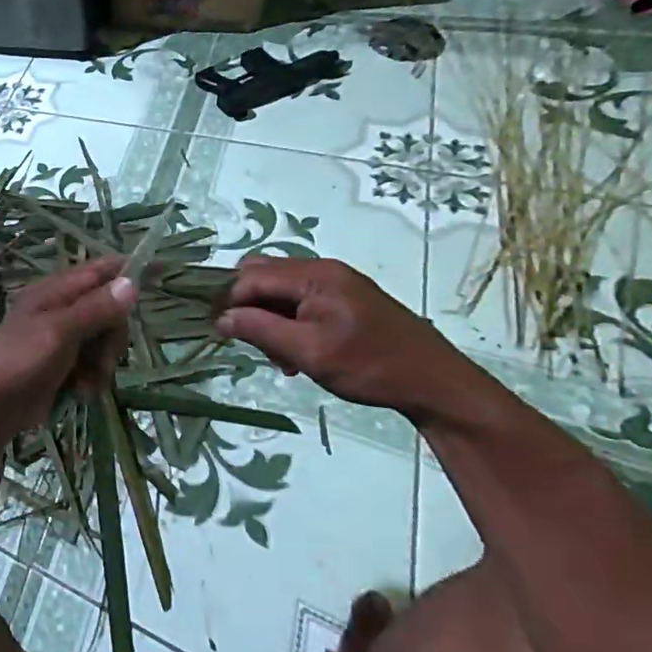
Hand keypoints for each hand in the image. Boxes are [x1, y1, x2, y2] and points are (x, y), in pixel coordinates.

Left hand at [0, 257, 138, 438]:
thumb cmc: (22, 360)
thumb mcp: (61, 331)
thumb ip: (96, 308)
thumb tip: (131, 282)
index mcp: (55, 291)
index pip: (101, 270)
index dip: (129, 270)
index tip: (163, 268)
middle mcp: (61, 308)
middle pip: (109, 310)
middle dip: (112, 337)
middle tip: (103, 358)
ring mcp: (62, 337)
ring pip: (104, 340)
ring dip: (102, 364)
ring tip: (86, 382)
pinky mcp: (64, 363)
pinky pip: (93, 363)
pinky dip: (91, 378)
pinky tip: (79, 392)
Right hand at [214, 256, 491, 419]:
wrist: (434, 382)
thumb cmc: (371, 366)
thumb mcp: (309, 351)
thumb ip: (261, 330)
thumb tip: (221, 318)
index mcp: (315, 275)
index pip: (252, 276)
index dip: (228, 301)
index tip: (216, 332)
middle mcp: (322, 270)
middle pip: (263, 276)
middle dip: (248, 308)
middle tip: (254, 345)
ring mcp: (335, 283)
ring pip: (279, 291)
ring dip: (268, 320)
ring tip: (282, 358)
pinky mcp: (344, 299)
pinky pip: (299, 302)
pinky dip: (288, 323)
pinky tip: (297, 353)